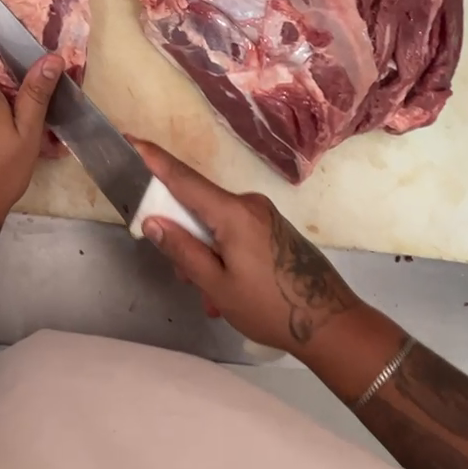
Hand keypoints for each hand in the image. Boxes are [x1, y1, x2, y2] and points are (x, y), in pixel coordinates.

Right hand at [134, 139, 360, 355]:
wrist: (337, 328)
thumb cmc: (272, 308)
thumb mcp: (217, 286)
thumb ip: (182, 250)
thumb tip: (152, 222)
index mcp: (233, 213)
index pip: (183, 178)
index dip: (154, 159)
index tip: (130, 140)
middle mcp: (249, 204)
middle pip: (198, 205)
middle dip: (182, 235)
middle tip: (183, 276)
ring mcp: (264, 215)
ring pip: (215, 224)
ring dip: (205, 253)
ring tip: (212, 297)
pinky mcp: (273, 229)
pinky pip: (234, 232)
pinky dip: (222, 255)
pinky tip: (229, 292)